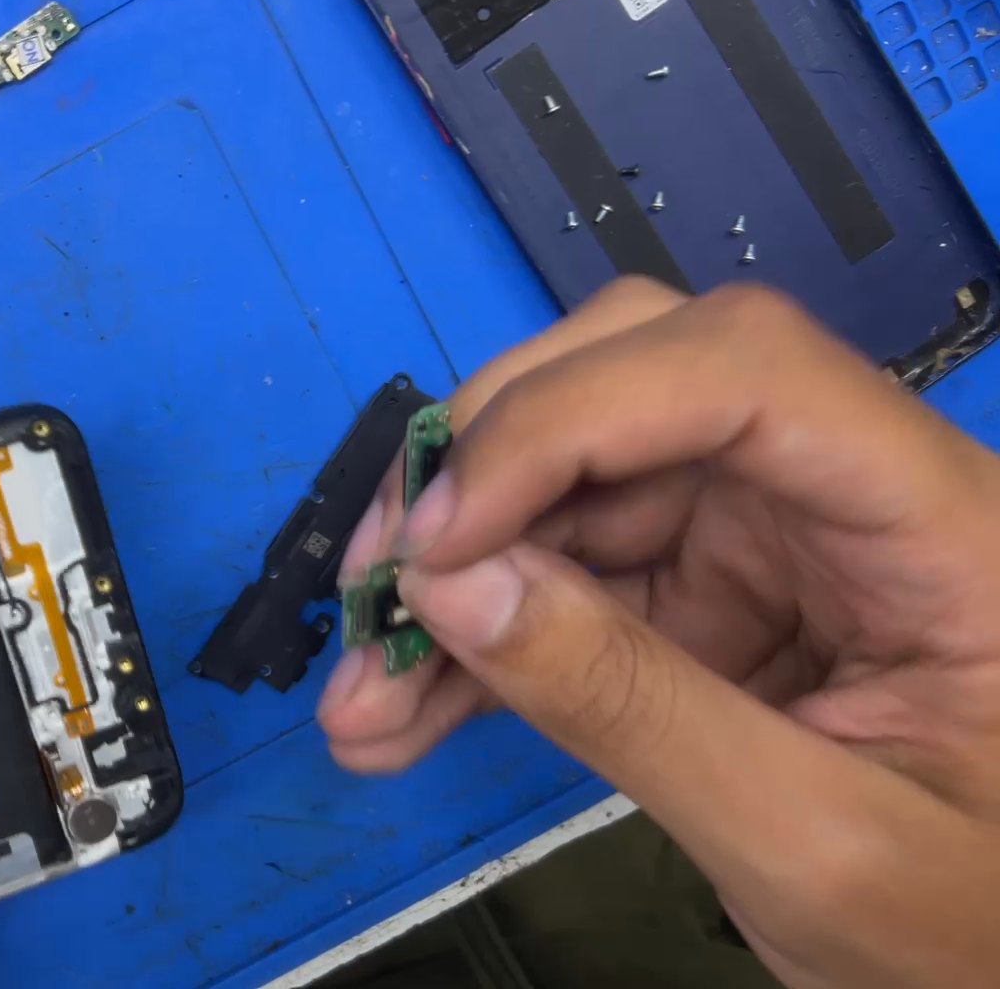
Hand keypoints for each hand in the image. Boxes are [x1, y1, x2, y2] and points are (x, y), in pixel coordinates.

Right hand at [317, 279, 999, 986]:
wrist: (989, 975)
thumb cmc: (984, 946)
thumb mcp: (824, 853)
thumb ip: (632, 707)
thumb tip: (445, 586)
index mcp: (931, 516)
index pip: (727, 369)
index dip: (552, 425)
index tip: (436, 544)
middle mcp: (812, 486)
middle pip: (599, 388)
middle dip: (459, 481)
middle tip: (378, 583)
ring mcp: (726, 530)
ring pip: (530, 493)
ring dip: (429, 586)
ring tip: (361, 693)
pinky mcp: (659, 582)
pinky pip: (521, 572)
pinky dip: (446, 638)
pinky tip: (392, 709)